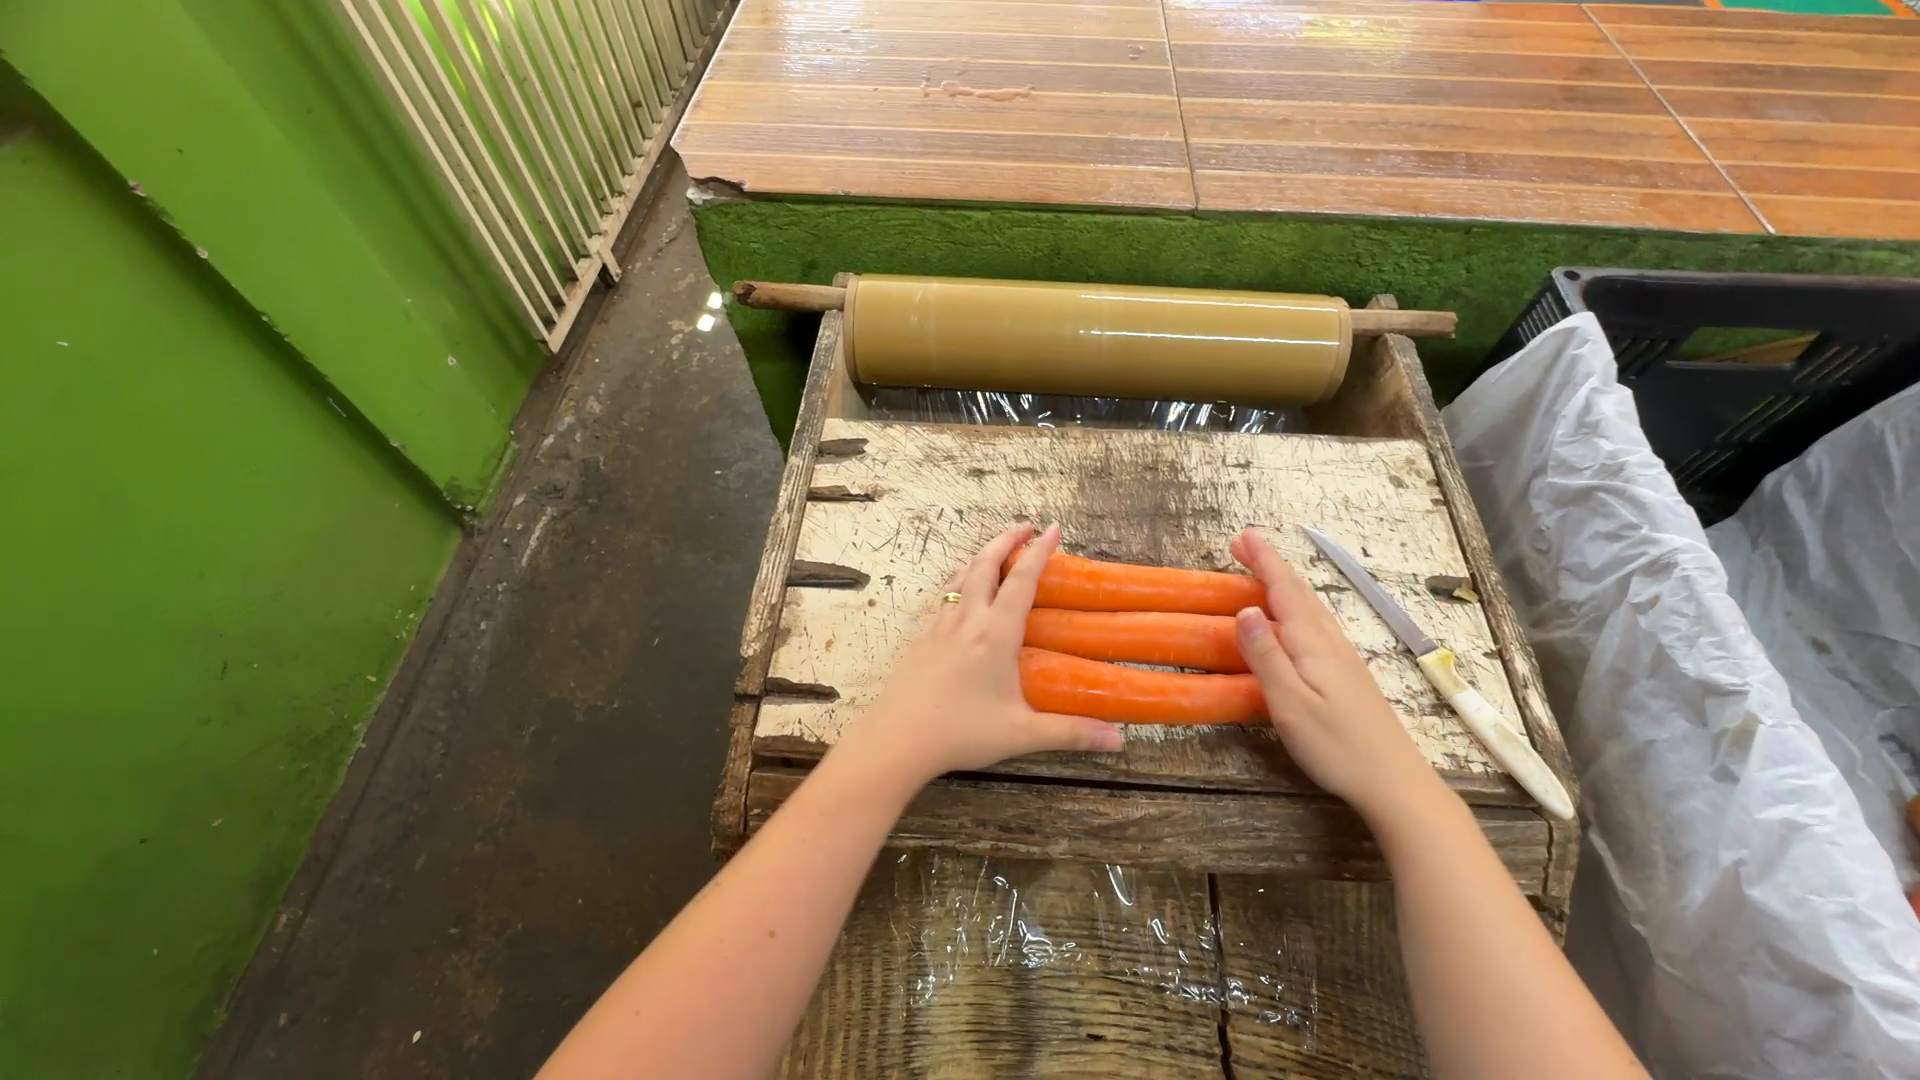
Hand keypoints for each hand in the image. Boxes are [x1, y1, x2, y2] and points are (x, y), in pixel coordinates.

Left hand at [832, 523, 1124, 788]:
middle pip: (985, 564)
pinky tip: (959, 594)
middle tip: (1024, 526)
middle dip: (1006, 539)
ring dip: (981, 556)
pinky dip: (959, 582)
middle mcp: (967, 620)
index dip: (1039, 551)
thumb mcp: (1022, 734)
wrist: (897, 739)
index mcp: (995, 633)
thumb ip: (1071, 733)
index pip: (1022, 580)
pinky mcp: (920, 639)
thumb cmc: (961, 733)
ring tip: (995, 550)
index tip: (1052, 529)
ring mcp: (938, 626)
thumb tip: (1119, 740)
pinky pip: (943, 598)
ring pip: (960, 577)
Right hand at [1230, 529, 1439, 823]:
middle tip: (1245, 545)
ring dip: (1286, 585)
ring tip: (1264, 572)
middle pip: (1300, 593)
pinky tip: (1294, 622)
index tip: (1242, 536)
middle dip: (1272, 566)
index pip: (1285, 590)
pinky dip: (1298, 609)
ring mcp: (1344, 659)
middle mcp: (1331, 643)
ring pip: (1312, 609)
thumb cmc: (1337, 745)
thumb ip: (1266, 656)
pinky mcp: (1348, 677)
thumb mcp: (1290, 703)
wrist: (1395, 782)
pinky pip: (1318, 627)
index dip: (1264, 561)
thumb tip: (1245, 610)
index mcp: (1313, 644)